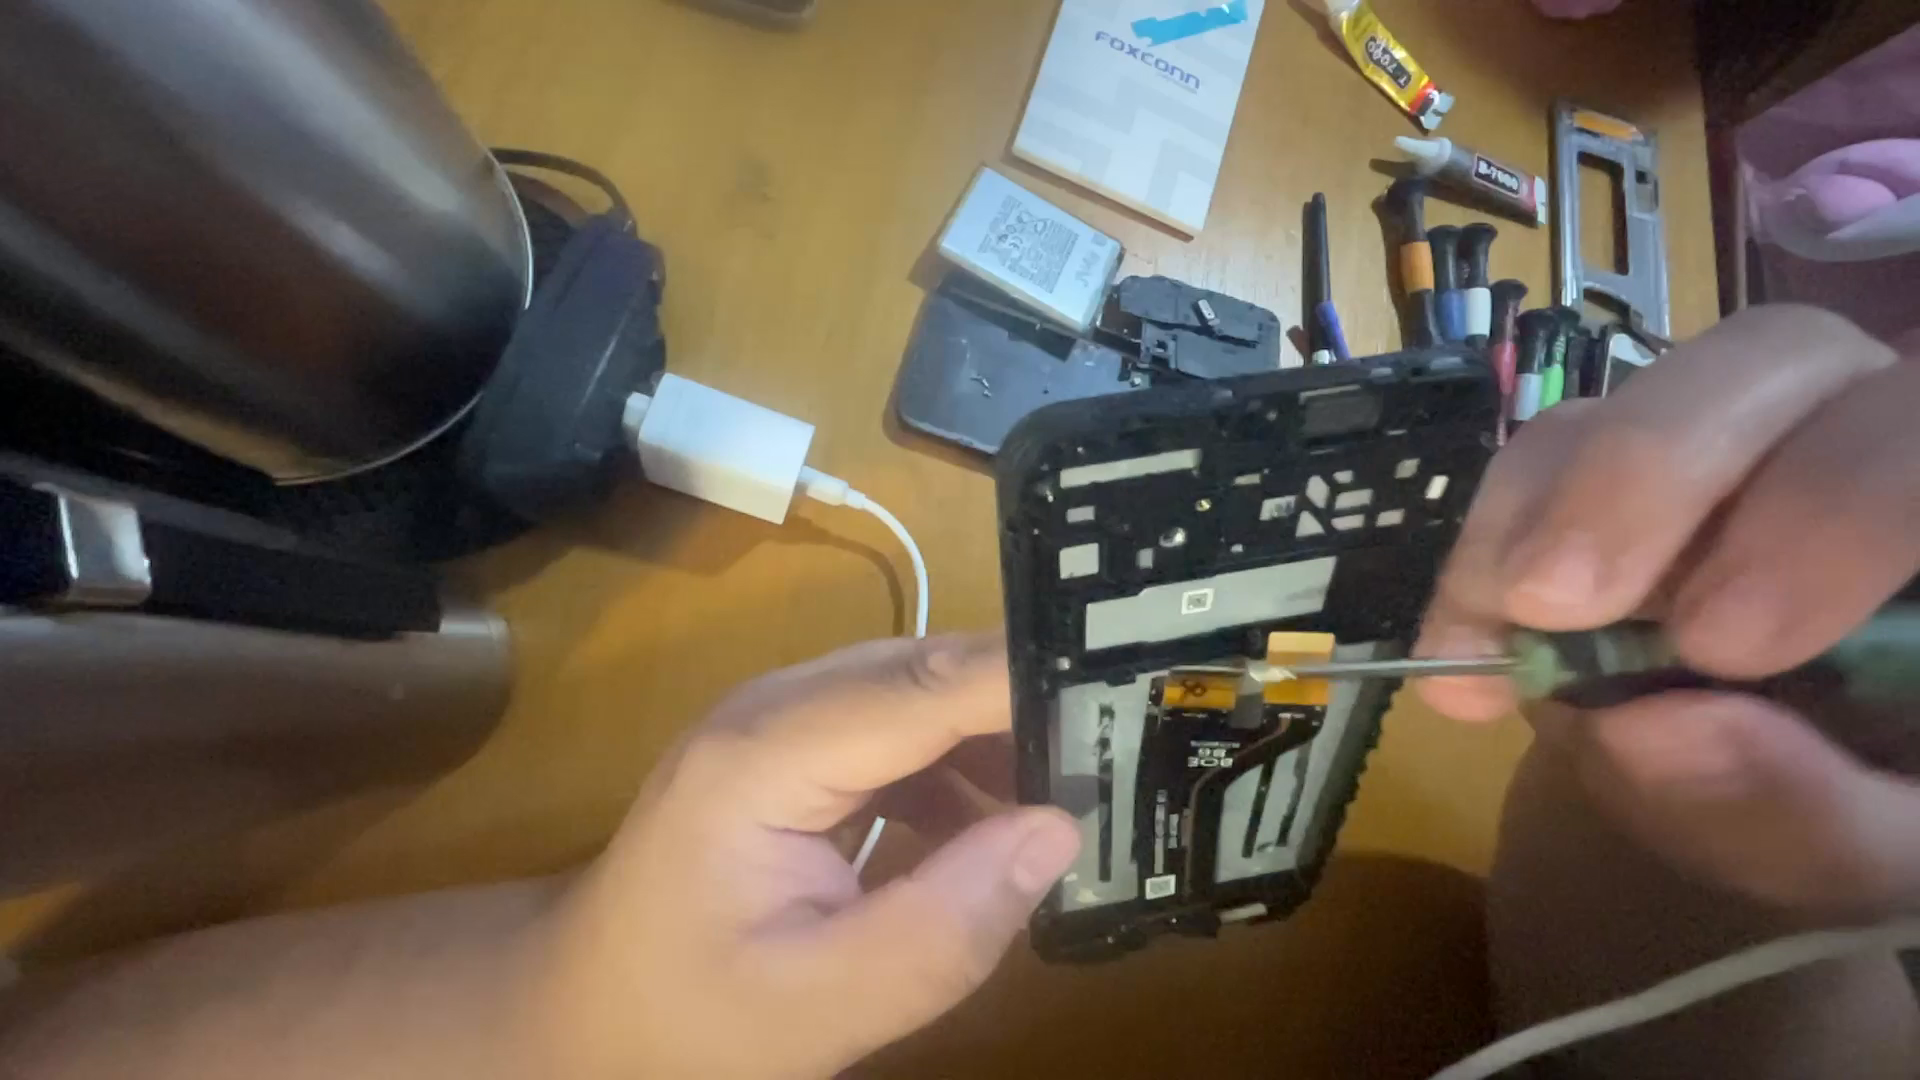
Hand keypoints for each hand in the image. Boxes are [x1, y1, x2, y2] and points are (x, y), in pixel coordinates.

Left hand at [534, 635, 1080, 1079]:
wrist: (580, 1009)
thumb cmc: (680, 1022)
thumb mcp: (813, 1008)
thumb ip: (941, 929)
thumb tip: (1055, 833)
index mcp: (766, 754)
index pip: (920, 687)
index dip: (1020, 681)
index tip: (1118, 688)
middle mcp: (779, 705)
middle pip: (927, 670)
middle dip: (1024, 699)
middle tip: (1117, 743)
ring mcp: (788, 717)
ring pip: (923, 689)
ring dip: (998, 731)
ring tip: (1072, 787)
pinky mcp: (802, 742)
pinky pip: (903, 727)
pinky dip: (961, 761)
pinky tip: (994, 819)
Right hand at [1416, 304, 1919, 917]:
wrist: (1777, 783)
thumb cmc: (1870, 812)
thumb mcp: (1875, 853)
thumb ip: (1804, 809)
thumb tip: (1646, 729)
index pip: (1914, 437)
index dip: (1824, 509)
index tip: (1715, 647)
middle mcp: (1843, 436)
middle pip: (1759, 361)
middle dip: (1636, 474)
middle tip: (1548, 602)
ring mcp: (1706, 448)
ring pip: (1611, 406)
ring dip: (1526, 515)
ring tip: (1486, 633)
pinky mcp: (1597, 476)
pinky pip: (1528, 470)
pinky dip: (1479, 551)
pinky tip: (1460, 639)